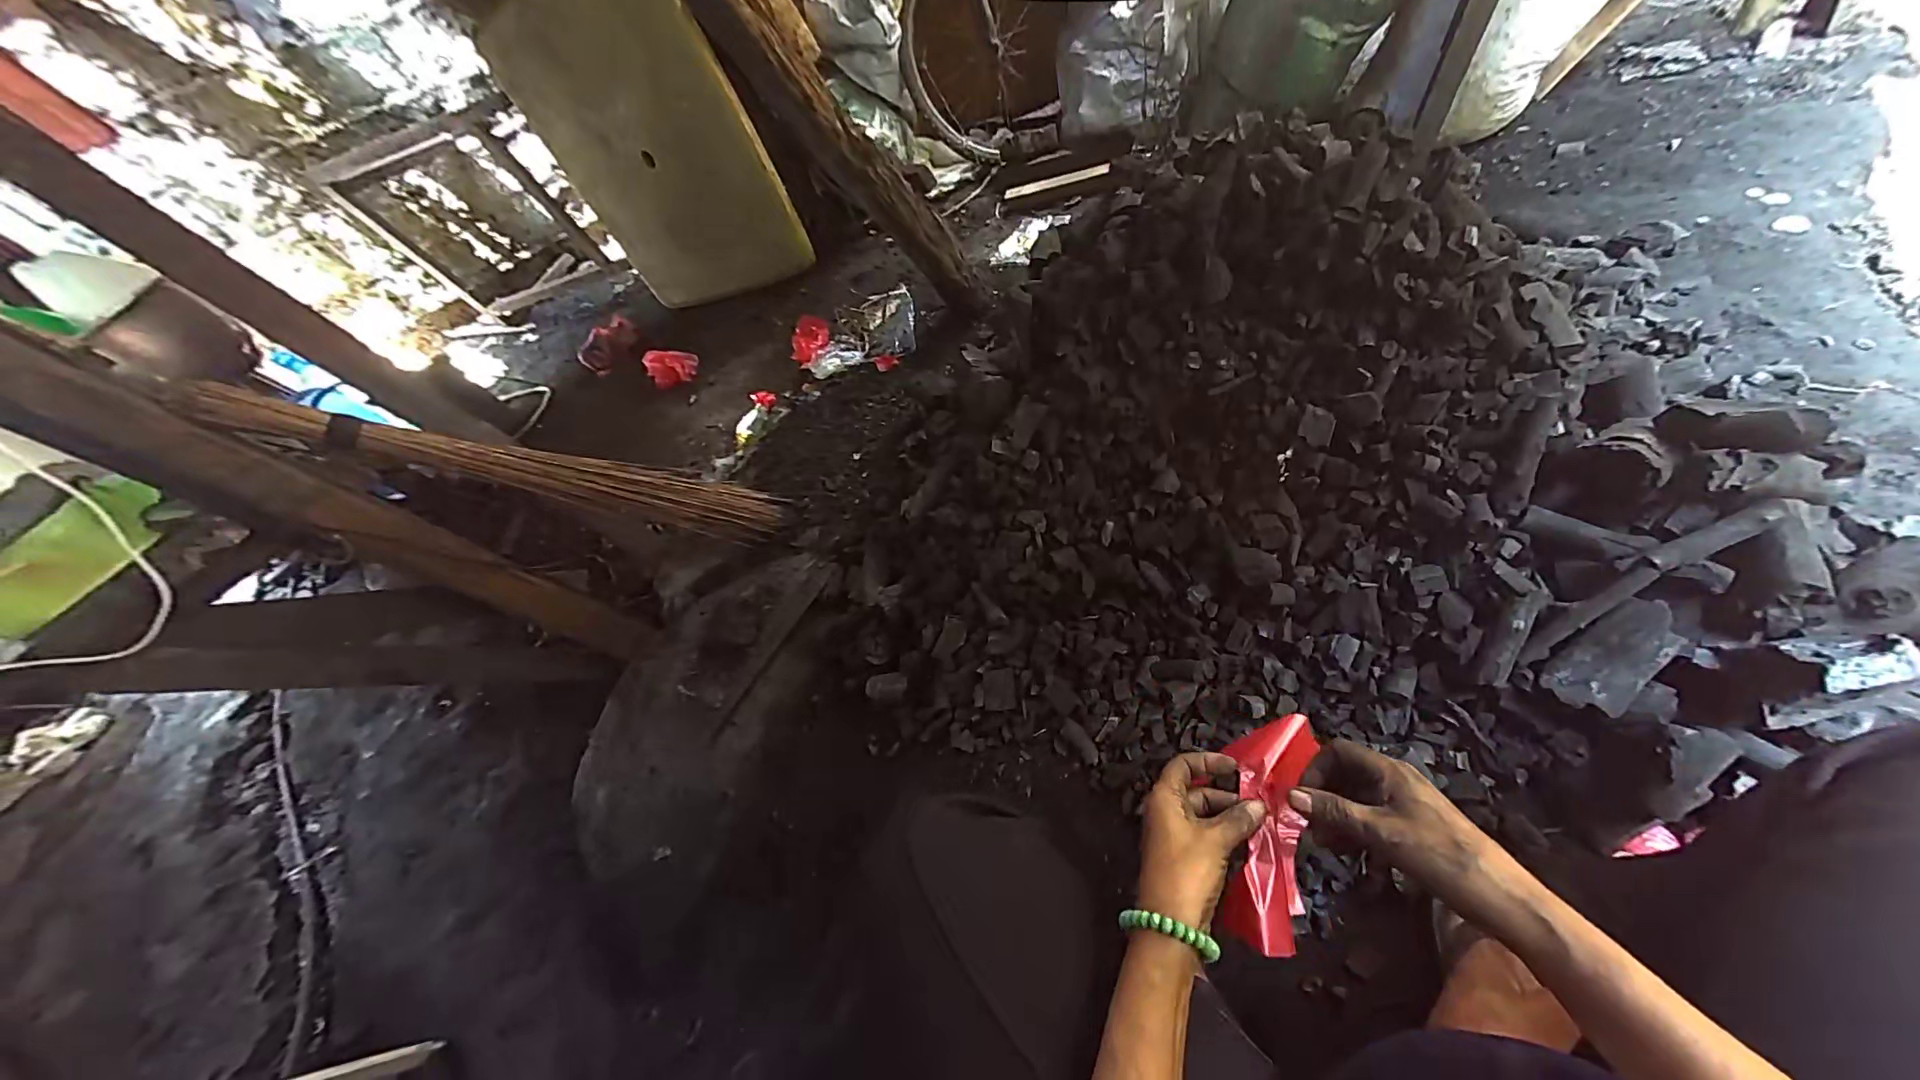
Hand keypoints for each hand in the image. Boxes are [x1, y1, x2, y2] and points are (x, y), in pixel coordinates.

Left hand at [1136, 752, 1267, 930]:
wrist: (1170, 926)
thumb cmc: (1187, 872)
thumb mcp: (1214, 841)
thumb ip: (1238, 819)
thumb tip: (1259, 805)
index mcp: (1163, 799)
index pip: (1182, 765)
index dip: (1208, 760)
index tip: (1237, 767)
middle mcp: (1165, 812)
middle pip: (1198, 791)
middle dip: (1229, 795)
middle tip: (1261, 803)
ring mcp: (1175, 836)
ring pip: (1206, 815)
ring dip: (1232, 817)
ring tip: (1263, 822)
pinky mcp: (1186, 857)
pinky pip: (1208, 836)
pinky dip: (1227, 835)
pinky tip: (1252, 841)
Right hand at [1289, 740, 1533, 930]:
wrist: (1502, 897)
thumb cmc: (1439, 855)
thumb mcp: (1379, 832)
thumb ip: (1334, 811)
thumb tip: (1290, 795)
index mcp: (1389, 771)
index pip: (1337, 751)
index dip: (1314, 770)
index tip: (1302, 800)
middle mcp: (1395, 781)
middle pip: (1344, 777)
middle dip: (1322, 800)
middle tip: (1310, 829)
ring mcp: (1404, 805)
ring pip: (1356, 801)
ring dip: (1336, 820)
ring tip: (1328, 847)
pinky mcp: (1412, 829)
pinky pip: (1372, 822)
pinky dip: (1356, 835)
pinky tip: (1352, 858)